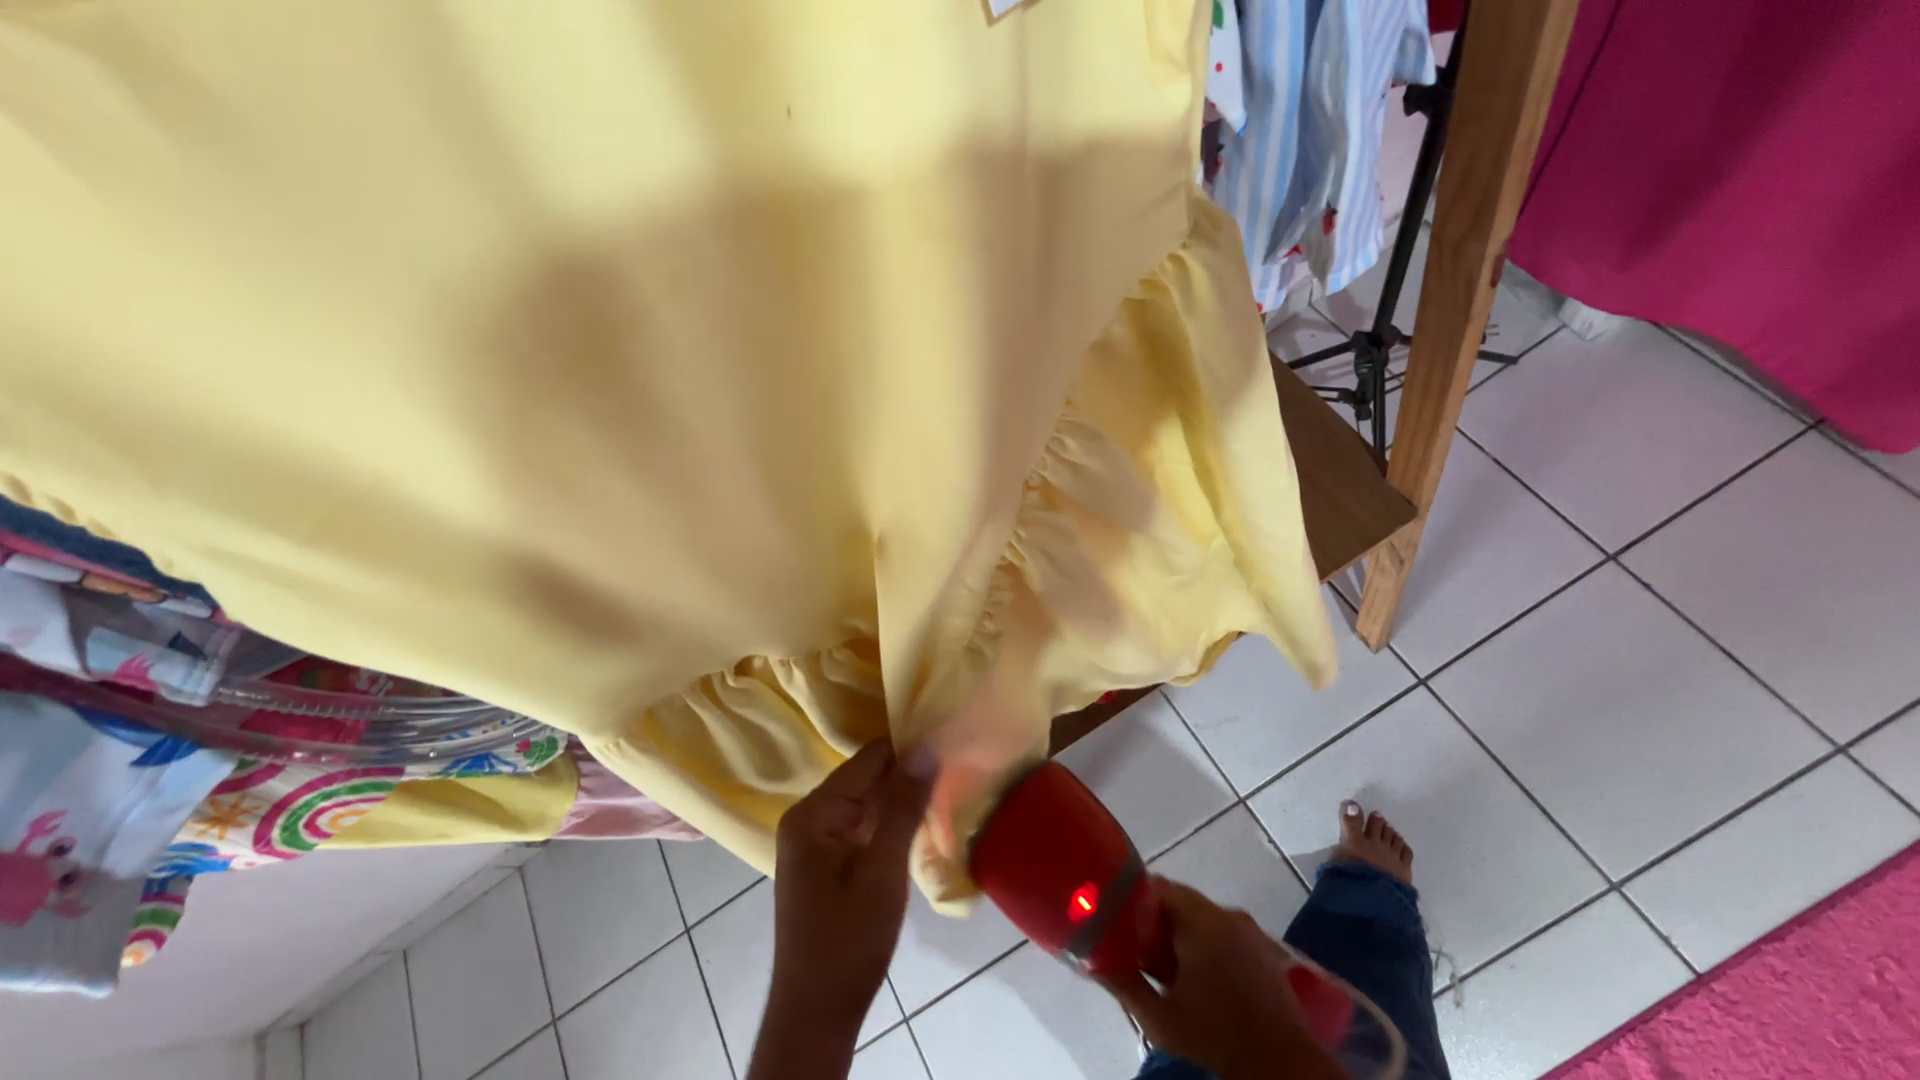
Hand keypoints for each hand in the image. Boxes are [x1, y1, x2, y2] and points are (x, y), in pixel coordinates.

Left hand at [768, 738, 934, 1024]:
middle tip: (955, 762)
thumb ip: (903, 806)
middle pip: (863, 780)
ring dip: (900, 799)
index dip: (907, 749)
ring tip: (947, 784)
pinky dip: (888, 824)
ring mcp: (813, 844)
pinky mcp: (825, 865)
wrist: (817, 1011)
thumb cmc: (849, 939)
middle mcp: (807, 820)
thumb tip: (926, 748)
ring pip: (864, 805)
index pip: (865, 761)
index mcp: (812, 814)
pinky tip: (920, 821)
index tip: (949, 740)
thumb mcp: (882, 870)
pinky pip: (860, 829)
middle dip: (906, 773)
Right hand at [1098, 879, 1342, 1079]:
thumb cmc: (1215, 1035)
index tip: (1114, 917)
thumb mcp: (1159, 1017)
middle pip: (1180, 901)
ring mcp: (1249, 930)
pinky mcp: (1263, 948)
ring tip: (1160, 963)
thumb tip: (1089, 961)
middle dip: (1154, 919)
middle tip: (1133, 945)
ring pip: (1202, 916)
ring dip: (1179, 931)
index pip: (1158, 887)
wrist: (1280, 1063)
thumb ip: (1122, 983)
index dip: (1132, 898)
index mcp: (1201, 921)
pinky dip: (1204, 941)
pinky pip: (1223, 930)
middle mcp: (1227, 915)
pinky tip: (1194, 973)